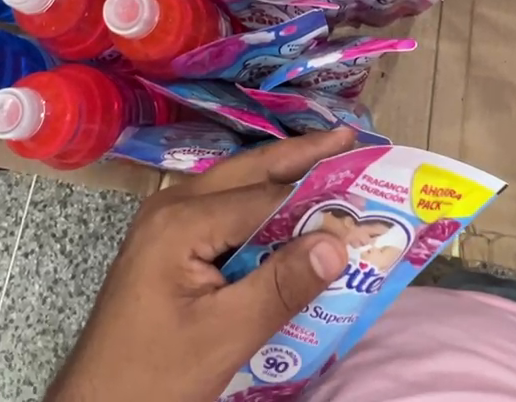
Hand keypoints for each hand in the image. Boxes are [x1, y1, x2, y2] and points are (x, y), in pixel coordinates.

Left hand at [47, 128, 357, 401]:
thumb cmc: (155, 375)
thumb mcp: (223, 336)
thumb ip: (280, 286)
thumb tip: (338, 243)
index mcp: (181, 220)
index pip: (263, 195)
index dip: (314, 187)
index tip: (361, 172)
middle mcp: (172, 205)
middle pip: (247, 171)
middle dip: (299, 156)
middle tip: (348, 140)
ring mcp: (166, 222)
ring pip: (234, 187)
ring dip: (280, 178)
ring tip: (325, 163)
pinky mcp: (168, 244)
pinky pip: (222, 211)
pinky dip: (259, 207)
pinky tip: (284, 213)